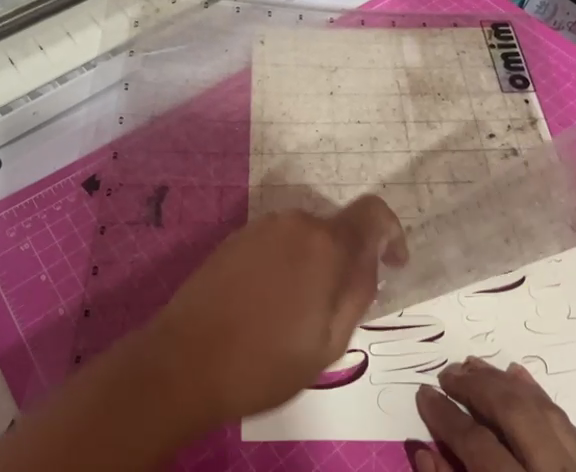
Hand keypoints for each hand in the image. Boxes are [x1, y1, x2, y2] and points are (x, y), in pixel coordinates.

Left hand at [140, 195, 407, 422]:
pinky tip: (269, 306)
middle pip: (337, 229)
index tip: (393, 264)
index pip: (374, 213)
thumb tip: (371, 262)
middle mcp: (295, 222)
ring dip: (314, 265)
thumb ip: (359, 293)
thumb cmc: (264, 362)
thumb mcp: (329, 342)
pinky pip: (277, 244)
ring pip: (306, 238)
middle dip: (347, 261)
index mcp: (325, 244)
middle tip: (337, 310)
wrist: (182, 363)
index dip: (391, 234)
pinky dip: (286, 266)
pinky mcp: (234, 239)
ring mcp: (260, 227)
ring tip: (299, 315)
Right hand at [413, 358, 575, 471]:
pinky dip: (539, 395)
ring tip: (472, 366)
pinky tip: (517, 375)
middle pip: (514, 416)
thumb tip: (424, 451)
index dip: (446, 417)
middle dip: (476, 388)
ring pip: (542, 411)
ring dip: (504, 383)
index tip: (423, 394)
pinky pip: (566, 422)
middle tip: (446, 374)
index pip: (478, 446)